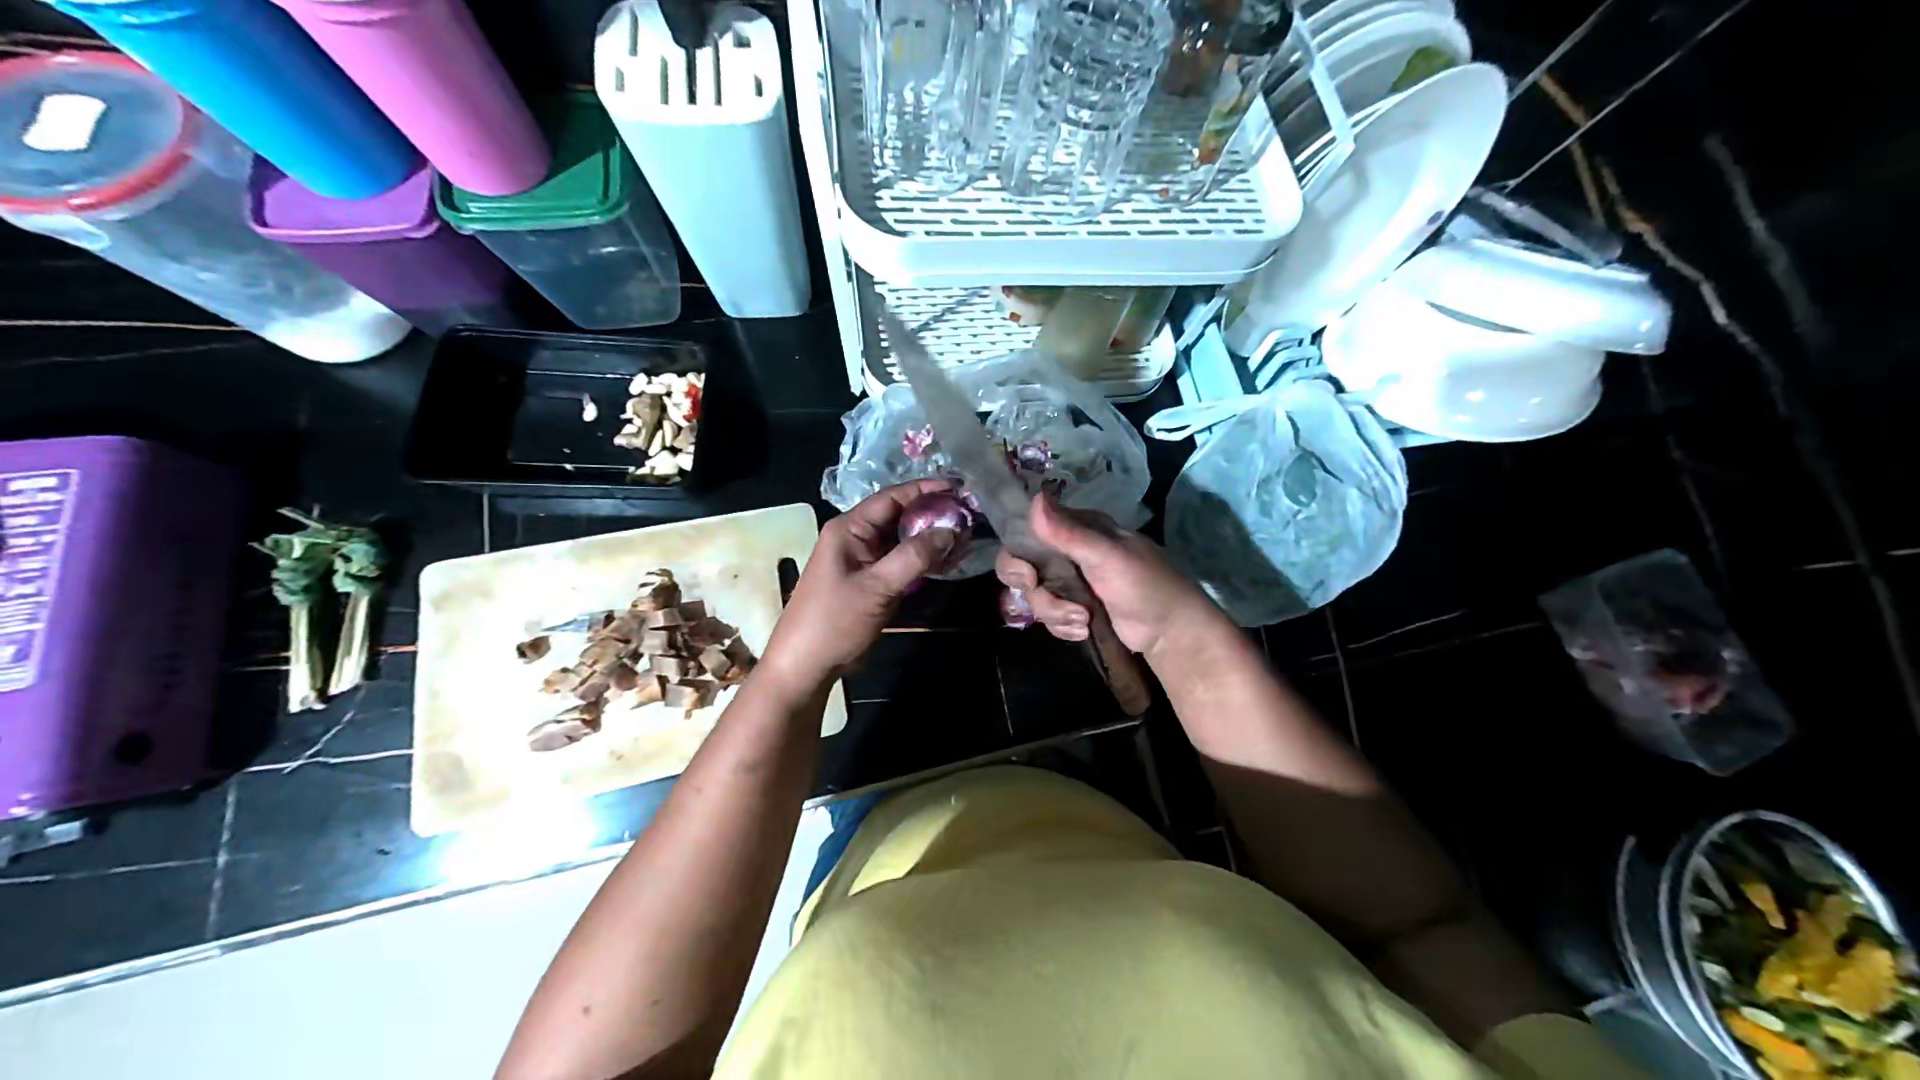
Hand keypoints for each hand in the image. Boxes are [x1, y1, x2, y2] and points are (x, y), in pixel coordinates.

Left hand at [761, 479, 960, 685]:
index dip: (926, 489)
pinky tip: (946, 561)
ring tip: (965, 536)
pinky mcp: (870, 581)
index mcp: (849, 528)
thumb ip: (915, 556)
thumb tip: (951, 530)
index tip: (960, 488)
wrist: (807, 665)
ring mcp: (863, 560)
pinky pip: (899, 562)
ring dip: (930, 538)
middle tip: (970, 515)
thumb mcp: (877, 587)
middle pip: (899, 516)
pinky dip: (922, 560)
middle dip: (932, 514)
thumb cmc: (835, 621)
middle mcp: (856, 537)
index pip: (892, 497)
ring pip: (901, 540)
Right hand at [995, 494, 1220, 658]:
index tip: (1030, 576)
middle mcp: (1069, 552)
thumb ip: (1070, 533)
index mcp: (1078, 529)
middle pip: (1022, 568)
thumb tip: (1035, 498)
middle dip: (1036, 592)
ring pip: (1035, 597)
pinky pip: (1048, 617)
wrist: (1170, 634)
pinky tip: (1084, 631)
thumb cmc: (1146, 585)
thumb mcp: (1108, 556)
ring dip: (1055, 613)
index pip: (1028, 532)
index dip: (1019, 555)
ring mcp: (1070, 583)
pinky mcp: (1073, 609)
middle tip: (1053, 600)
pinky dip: (1062, 626)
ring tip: (1084, 621)